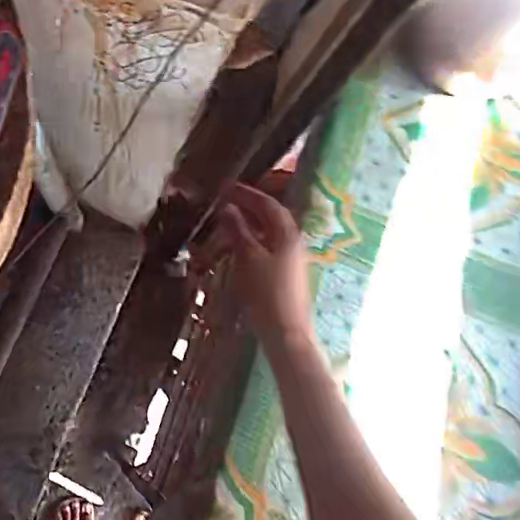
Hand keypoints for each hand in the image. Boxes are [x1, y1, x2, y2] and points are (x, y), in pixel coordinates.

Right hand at [208, 182, 312, 348]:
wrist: (286, 333)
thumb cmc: (266, 294)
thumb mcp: (247, 258)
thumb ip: (238, 230)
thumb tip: (228, 208)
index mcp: (287, 233)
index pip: (267, 204)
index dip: (246, 193)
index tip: (226, 186)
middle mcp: (294, 241)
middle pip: (272, 215)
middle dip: (249, 205)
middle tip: (226, 199)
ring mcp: (292, 258)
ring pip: (270, 231)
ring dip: (251, 222)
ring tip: (228, 219)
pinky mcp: (287, 273)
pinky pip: (269, 245)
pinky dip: (254, 238)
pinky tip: (239, 245)